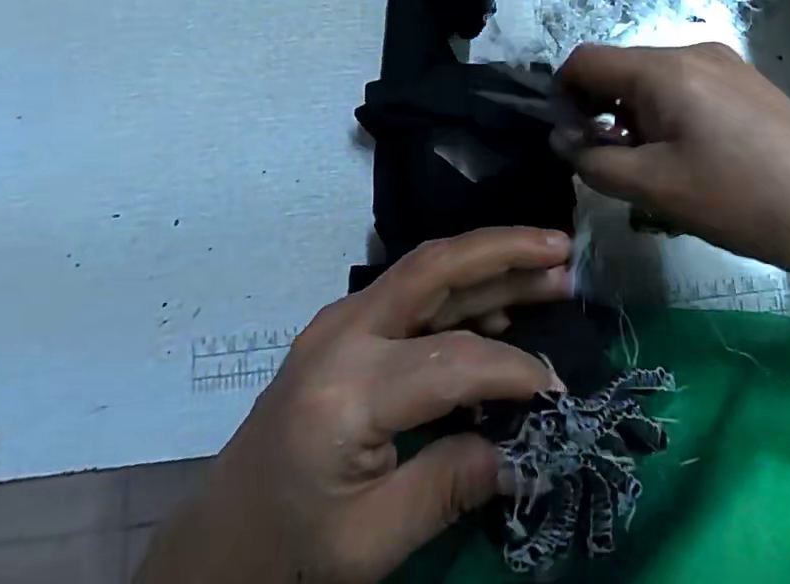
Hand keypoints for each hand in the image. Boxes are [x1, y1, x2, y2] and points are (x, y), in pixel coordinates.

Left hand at [136, 228, 572, 583]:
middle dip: (499, 250)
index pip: (449, 360)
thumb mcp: (374, 539)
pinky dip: (460, 293)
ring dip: (487, 264)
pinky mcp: (343, 329)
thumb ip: (451, 484)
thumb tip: (528, 448)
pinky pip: (410, 296)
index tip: (558, 391)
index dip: (514, 370)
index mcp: (346, 391)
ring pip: (423, 272)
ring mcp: (338, 323)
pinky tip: (500, 311)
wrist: (227, 529)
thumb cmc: (293, 542)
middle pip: (430, 269)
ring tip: (550, 266)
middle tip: (563, 248)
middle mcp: (340, 335)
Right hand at [555, 43, 789, 307]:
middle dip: (600, 112)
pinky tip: (689, 161)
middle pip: (619, 70)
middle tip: (612, 163)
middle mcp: (691, 52)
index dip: (562, 96)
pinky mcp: (746, 85)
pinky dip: (666, 118)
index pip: (584, 60)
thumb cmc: (739, 196)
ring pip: (651, 83)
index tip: (570, 140)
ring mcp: (724, 66)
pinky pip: (685, 91)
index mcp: (662, 69)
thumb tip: (564, 141)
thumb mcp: (651, 186)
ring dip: (633, 119)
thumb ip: (592, 161)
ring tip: (653, 170)